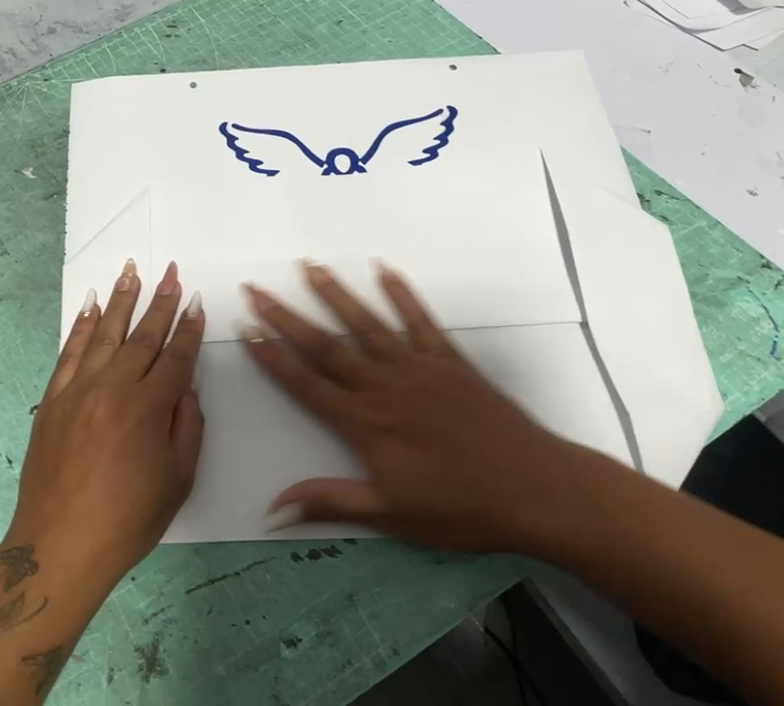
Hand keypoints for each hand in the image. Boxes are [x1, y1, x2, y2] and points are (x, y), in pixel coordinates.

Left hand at [7, 260, 205, 588]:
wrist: (60, 544)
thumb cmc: (128, 520)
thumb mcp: (177, 480)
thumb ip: (186, 427)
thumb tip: (184, 387)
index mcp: (147, 409)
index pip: (175, 358)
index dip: (189, 329)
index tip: (197, 302)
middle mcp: (112, 389)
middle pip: (142, 337)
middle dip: (160, 302)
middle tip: (171, 272)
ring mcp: (78, 391)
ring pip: (104, 335)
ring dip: (120, 301)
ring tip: (131, 271)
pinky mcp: (53, 400)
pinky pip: (70, 353)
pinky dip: (82, 327)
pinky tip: (91, 307)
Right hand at [243, 261, 586, 553]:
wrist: (538, 490)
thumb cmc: (462, 510)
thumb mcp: (392, 516)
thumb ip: (331, 502)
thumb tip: (271, 509)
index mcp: (366, 424)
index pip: (307, 384)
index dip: (272, 356)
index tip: (245, 327)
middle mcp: (385, 386)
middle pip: (326, 346)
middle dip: (287, 317)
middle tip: (257, 288)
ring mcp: (419, 368)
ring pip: (367, 325)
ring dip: (335, 294)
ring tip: (309, 266)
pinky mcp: (451, 361)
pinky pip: (421, 321)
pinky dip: (402, 295)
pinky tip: (384, 270)